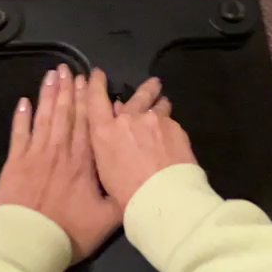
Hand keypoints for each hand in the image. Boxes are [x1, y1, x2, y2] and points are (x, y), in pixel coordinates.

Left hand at [0, 63, 120, 260]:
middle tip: (69, 69)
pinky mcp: (14, 163)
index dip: (88, 100)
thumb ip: (122, 198)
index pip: (88, 123)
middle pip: (65, 114)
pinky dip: (21, 116)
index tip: (88, 80)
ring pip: (44, 117)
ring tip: (52, 75)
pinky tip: (24, 101)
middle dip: (68, 90)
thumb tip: (136, 179)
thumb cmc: (68, 233)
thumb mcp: (107, 220)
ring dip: (48, 95)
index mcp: (83, 162)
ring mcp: (35, 154)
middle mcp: (60, 151)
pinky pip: (18, 133)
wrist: (27, 242)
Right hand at [81, 68, 197, 211]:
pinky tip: (173, 139)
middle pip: (138, 95)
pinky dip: (170, 127)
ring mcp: (155, 120)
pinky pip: (172, 122)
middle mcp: (129, 119)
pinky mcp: (175, 127)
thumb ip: (109, 141)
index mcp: (105, 131)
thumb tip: (117, 120)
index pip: (96, 98)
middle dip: (146, 88)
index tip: (98, 74)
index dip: (96, 83)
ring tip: (166, 107)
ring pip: (160, 105)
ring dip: (161, 106)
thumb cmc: (127, 192)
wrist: (162, 197)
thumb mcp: (106, 168)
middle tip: (154, 84)